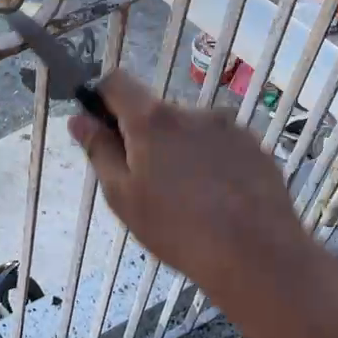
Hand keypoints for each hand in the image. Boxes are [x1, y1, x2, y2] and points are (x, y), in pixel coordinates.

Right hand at [67, 70, 326, 303]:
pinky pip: (220, 147)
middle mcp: (192, 112)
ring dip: (179, 152)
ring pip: (189, 132)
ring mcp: (230, 128)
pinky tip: (217, 201)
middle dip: (143, 137)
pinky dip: (211, 164)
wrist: (258, 256)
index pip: (117, 82)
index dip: (102, 98)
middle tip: (145, 184)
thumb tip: (79, 119)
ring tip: (187, 199)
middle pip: (155, 112)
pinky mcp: (256, 148)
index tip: (101, 129)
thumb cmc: (176, 228)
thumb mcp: (122, 195)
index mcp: (152, 120)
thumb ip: (99, 150)